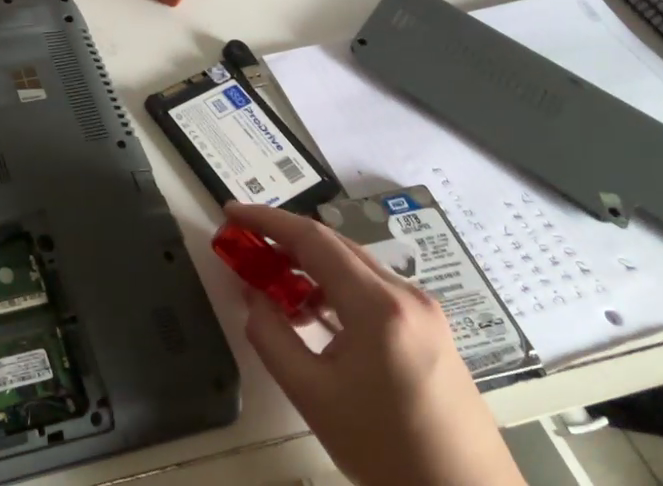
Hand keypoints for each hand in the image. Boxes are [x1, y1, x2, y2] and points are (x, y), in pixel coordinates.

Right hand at [223, 202, 521, 485]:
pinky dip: (334, 287)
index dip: (267, 220)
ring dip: (309, 265)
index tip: (231, 212)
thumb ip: (270, 336)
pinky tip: (311, 310)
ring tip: (269, 281)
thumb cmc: (386, 449)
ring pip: (355, 267)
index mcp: (379, 306)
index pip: (313, 240)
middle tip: (243, 245)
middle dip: (284, 239)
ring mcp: (425, 313)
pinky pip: (373, 290)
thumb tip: (254, 296)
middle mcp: (407, 296)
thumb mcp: (311, 394)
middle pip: (335, 246)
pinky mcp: (431, 332)